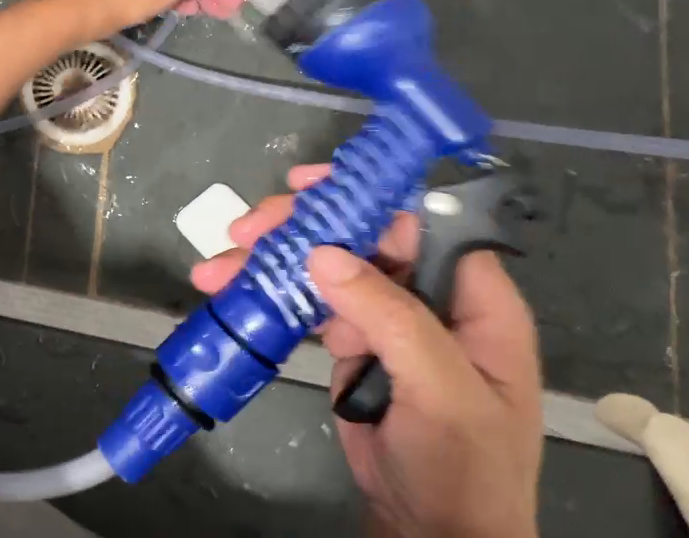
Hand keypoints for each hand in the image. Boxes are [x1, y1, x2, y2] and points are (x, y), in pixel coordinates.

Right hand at [192, 166, 544, 537]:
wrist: (433, 530)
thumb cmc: (462, 465)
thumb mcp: (441, 393)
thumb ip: (392, 319)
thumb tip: (322, 252)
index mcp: (473, 299)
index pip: (422, 221)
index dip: (365, 194)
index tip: (305, 185)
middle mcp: (426, 295)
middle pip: (356, 233)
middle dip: (295, 226)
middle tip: (243, 230)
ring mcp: (382, 315)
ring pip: (319, 261)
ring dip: (264, 259)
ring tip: (216, 269)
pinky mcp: (347, 336)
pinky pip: (302, 297)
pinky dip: (262, 290)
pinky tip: (226, 288)